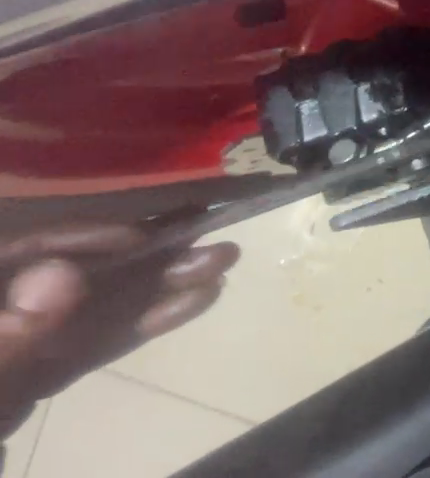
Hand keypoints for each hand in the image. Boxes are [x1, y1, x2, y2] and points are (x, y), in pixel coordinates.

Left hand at [0, 225, 237, 434]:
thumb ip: (3, 340)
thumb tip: (60, 272)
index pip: (7, 255)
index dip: (71, 239)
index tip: (138, 236)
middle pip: (61, 276)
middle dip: (140, 257)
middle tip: (210, 236)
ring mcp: (11, 350)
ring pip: (89, 307)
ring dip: (160, 284)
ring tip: (222, 262)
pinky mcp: (33, 378)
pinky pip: (92, 343)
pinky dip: (144, 322)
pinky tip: (196, 301)